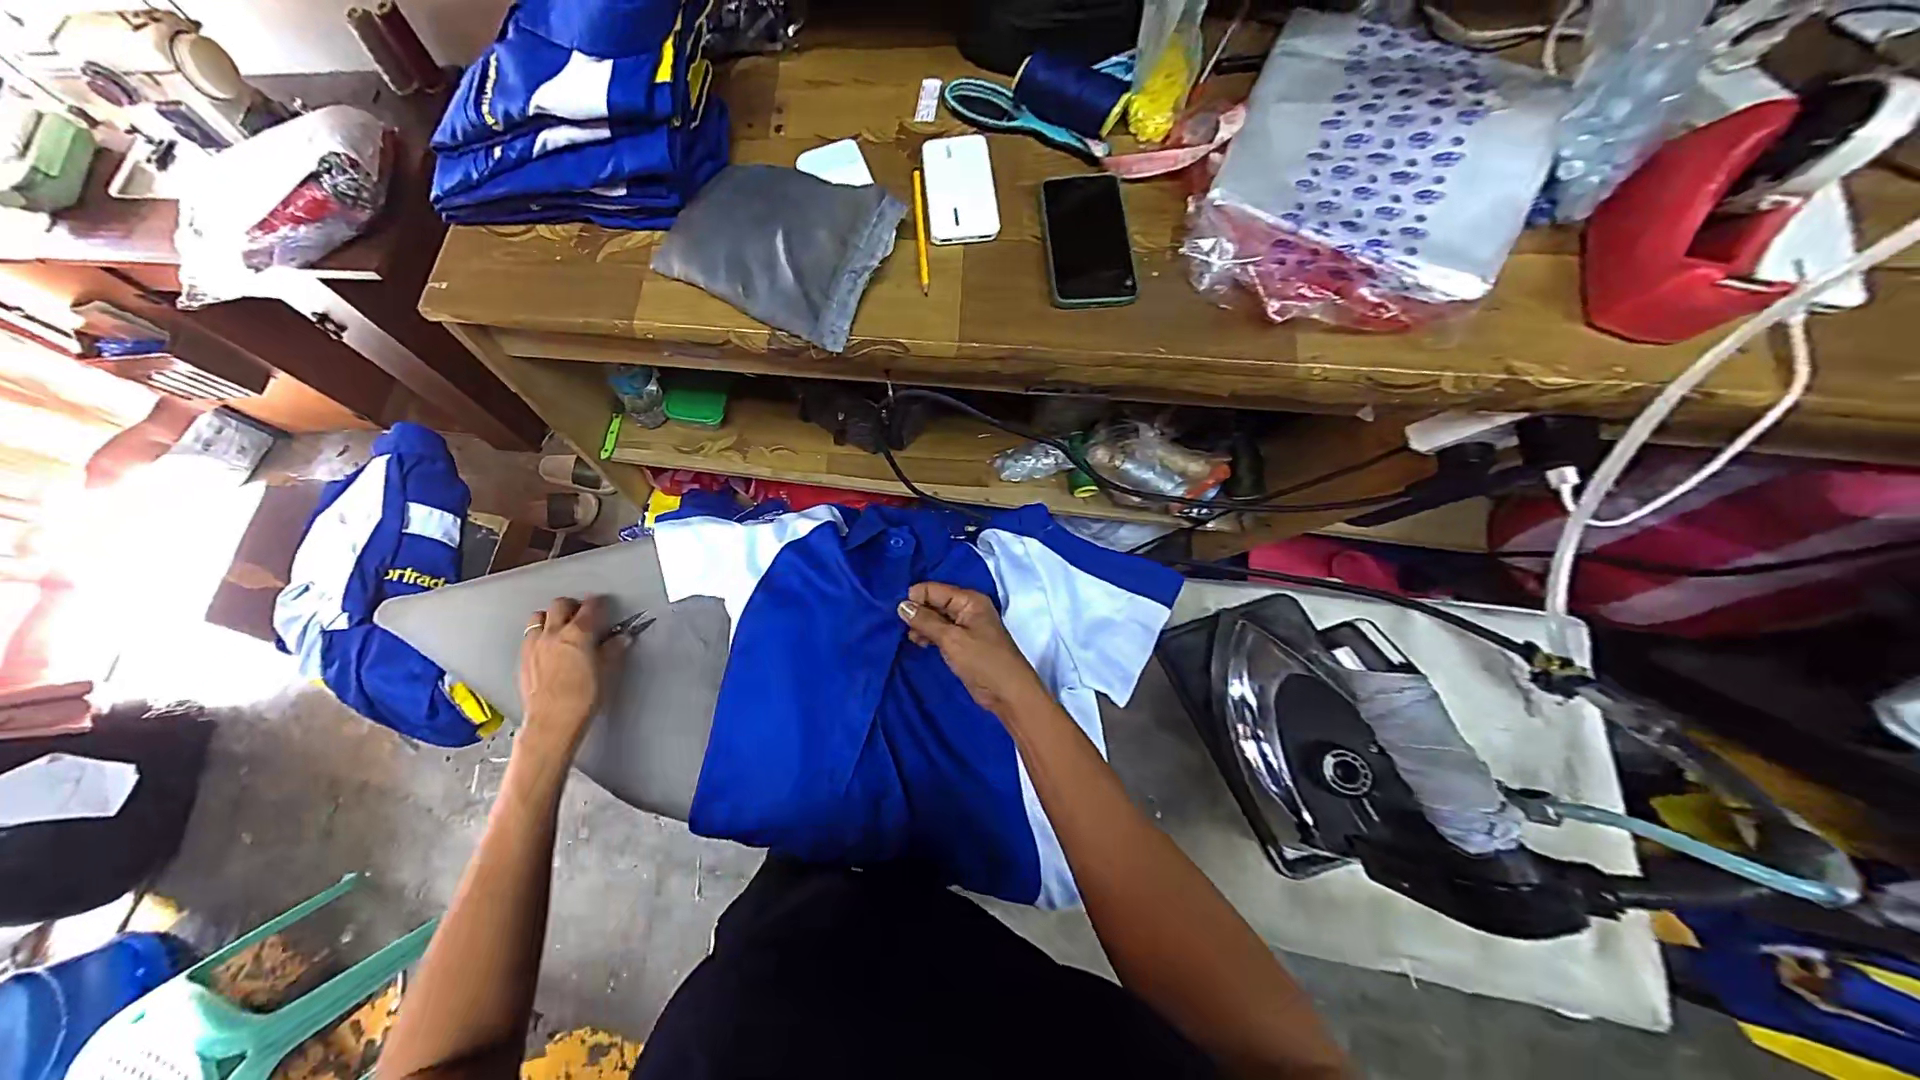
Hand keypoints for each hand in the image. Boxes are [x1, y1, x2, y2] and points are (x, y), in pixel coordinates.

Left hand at [516, 596, 626, 764]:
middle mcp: (553, 635)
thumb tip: (619, 640)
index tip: (604, 606)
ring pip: (539, 616)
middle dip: (574, 605)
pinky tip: (549, 645)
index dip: (600, 604)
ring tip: (563, 625)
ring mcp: (534, 645)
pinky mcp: (523, 659)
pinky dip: (540, 633)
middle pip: (561, 604)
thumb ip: (612, 650)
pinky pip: (529, 635)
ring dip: (552, 616)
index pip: (591, 607)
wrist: (552, 722)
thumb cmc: (579, 700)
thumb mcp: (606, 672)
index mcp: (577, 634)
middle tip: (585, 613)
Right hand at [897, 582, 1049, 717]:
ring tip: (912, 638)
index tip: (897, 613)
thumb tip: (902, 605)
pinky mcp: (963, 642)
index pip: (934, 589)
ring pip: (936, 617)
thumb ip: (926, 620)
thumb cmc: (983, 661)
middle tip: (901, 628)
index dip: (915, 598)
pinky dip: (929, 635)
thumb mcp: (951, 639)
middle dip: (917, 611)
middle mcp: (968, 608)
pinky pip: (941, 631)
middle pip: (935, 601)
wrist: (1008, 692)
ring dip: (922, 625)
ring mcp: (966, 625)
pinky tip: (919, 643)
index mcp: (969, 599)